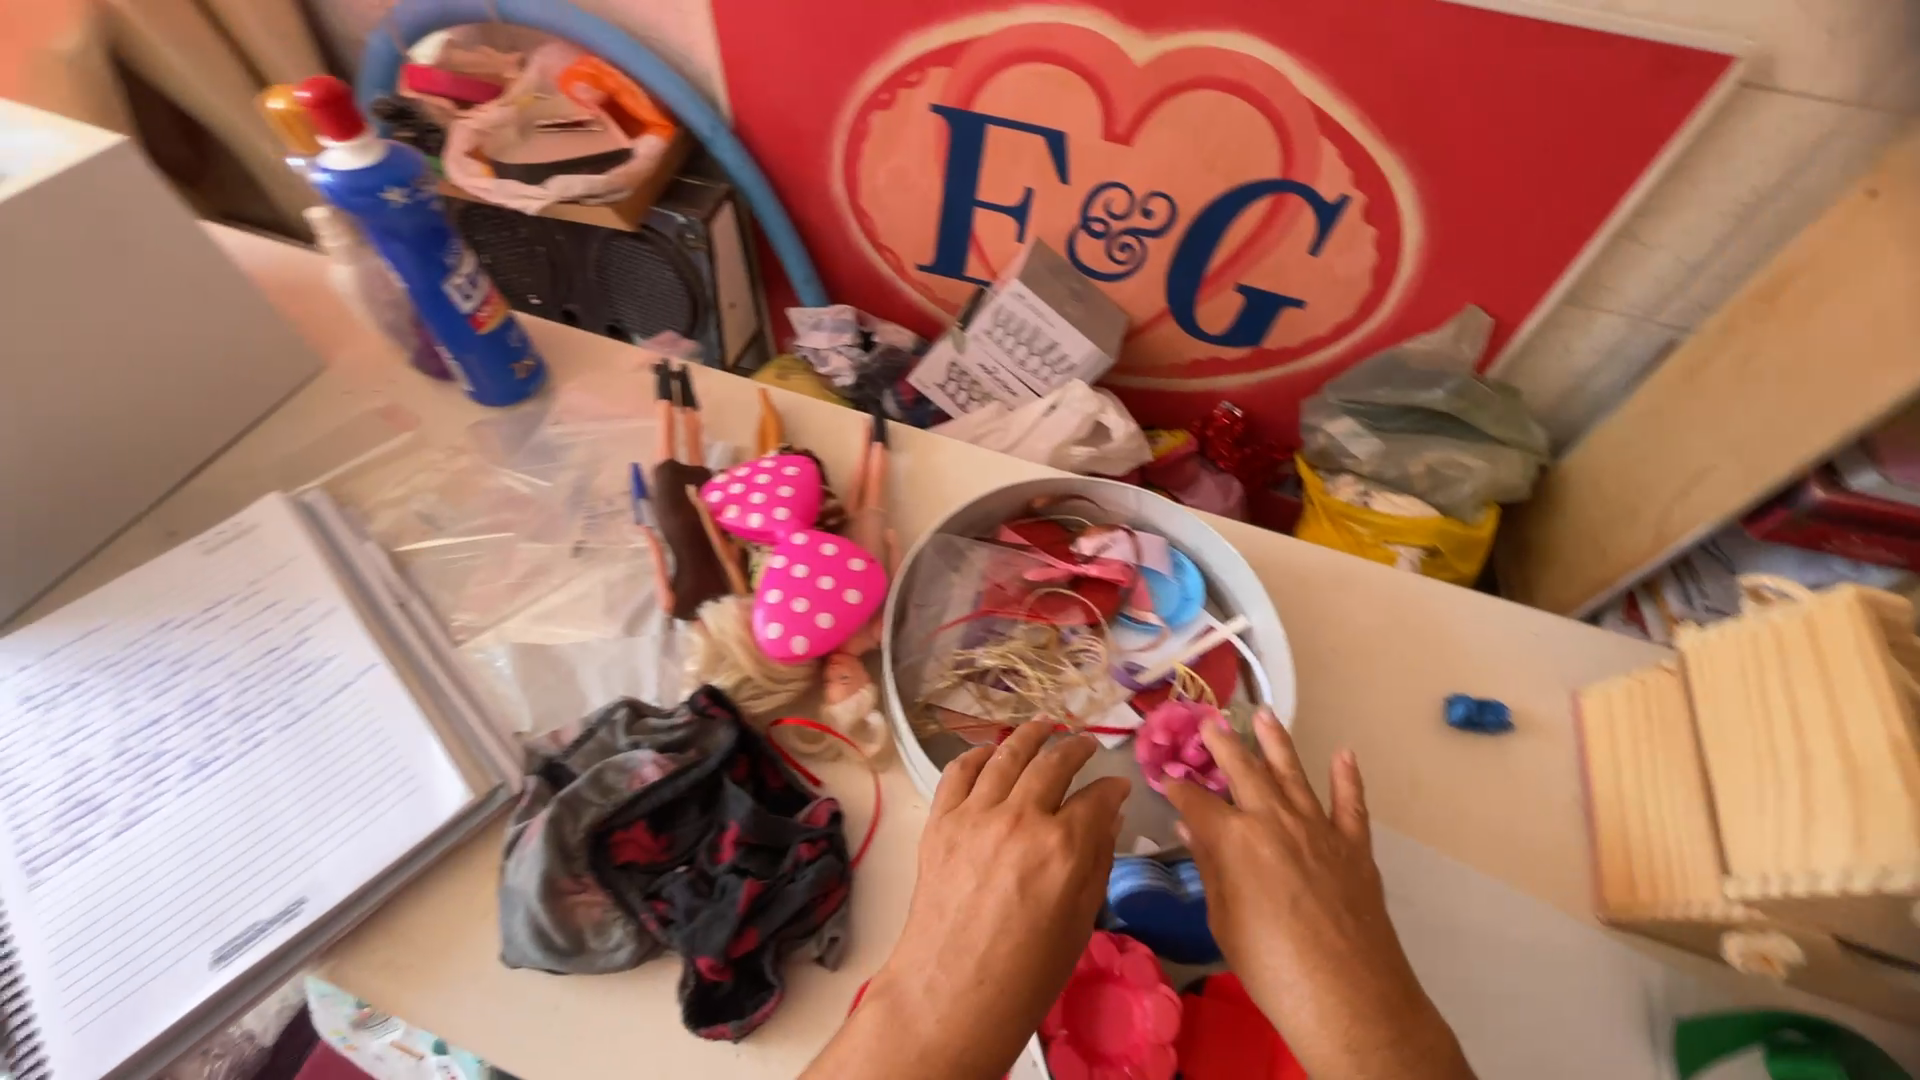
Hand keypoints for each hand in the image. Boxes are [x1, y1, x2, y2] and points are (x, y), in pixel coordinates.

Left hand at [803, 722, 1129, 1079]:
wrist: (953, 991)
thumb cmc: (1028, 970)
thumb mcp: (1080, 919)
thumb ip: (1097, 859)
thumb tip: (1109, 814)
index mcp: (1063, 846)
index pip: (1097, 796)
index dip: (1112, 786)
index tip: (1118, 784)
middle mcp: (1020, 817)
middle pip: (1053, 762)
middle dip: (1076, 747)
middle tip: (1085, 742)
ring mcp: (975, 814)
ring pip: (1006, 755)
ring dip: (1029, 735)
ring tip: (1044, 725)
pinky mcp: (940, 820)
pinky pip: (958, 771)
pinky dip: (977, 754)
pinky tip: (991, 751)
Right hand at [1165, 709, 1473, 1079]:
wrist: (1350, 1000)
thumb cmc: (1270, 966)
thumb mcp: (1224, 918)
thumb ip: (1210, 865)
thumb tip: (1190, 827)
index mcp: (1234, 837)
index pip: (1196, 800)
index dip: (1178, 788)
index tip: (1167, 778)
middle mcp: (1273, 819)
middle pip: (1243, 770)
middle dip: (1222, 744)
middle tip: (1210, 722)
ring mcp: (1318, 829)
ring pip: (1292, 773)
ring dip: (1276, 742)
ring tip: (1263, 715)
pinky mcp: (1354, 846)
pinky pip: (1350, 804)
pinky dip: (1347, 778)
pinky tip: (1343, 754)